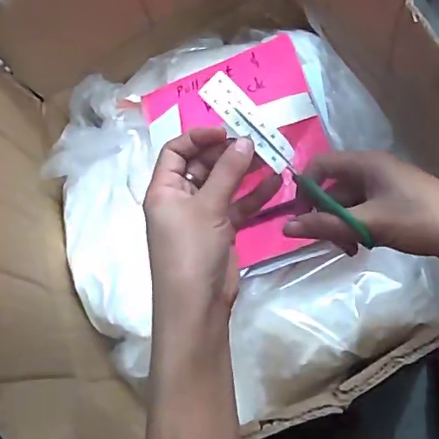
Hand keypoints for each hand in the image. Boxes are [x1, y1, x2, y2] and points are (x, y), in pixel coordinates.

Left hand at [145, 127, 282, 345]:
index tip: (226, 132)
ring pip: (222, 185)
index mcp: (163, 189)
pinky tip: (276, 183)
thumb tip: (244, 141)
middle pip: (201, 165)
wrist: (196, 306)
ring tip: (272, 158)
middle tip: (257, 143)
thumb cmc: (191, 250)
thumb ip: (227, 172)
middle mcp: (178, 199)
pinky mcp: (219, 231)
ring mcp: (199, 216)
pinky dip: (253, 196)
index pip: (174, 151)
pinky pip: (236, 206)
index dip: (197, 138)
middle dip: (227, 153)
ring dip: (244, 172)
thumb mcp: (207, 207)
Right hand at [282, 151, 438, 269]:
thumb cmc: (420, 221)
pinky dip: (358, 226)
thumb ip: (325, 226)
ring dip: (341, 224)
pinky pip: (365, 209)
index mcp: (366, 163)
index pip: (319, 165)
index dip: (304, 189)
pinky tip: (366, 246)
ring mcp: (388, 185)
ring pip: (348, 202)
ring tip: (350, 249)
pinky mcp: (399, 201)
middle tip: (327, 241)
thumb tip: (286, 228)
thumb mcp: (368, 225)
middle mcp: (374, 168)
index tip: (302, 218)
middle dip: (324, 214)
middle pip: (332, 186)